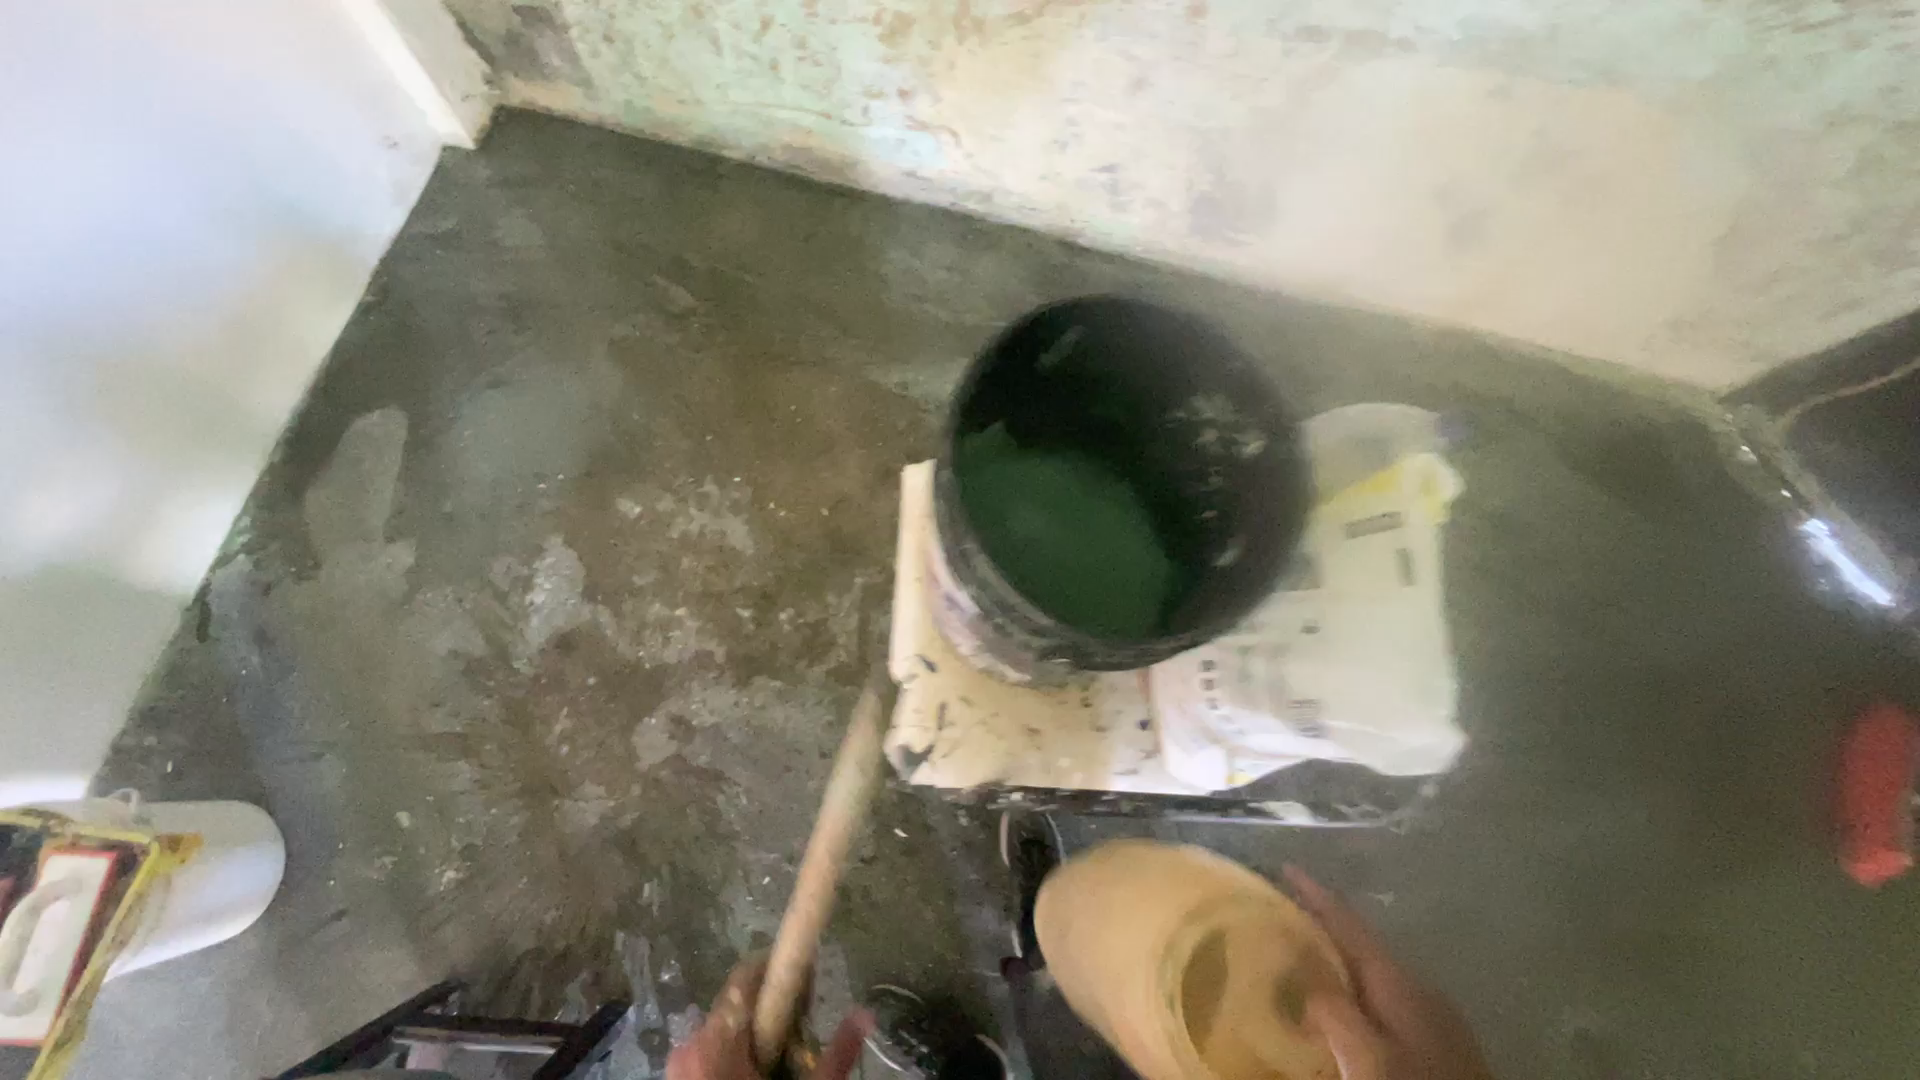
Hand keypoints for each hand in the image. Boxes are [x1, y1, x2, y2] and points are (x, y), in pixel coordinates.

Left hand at [665, 956, 873, 1079]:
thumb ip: (835, 1056)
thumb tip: (867, 1014)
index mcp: (715, 1043)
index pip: (745, 977)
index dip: (778, 966)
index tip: (809, 976)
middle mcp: (689, 1046)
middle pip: (738, 1003)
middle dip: (774, 1005)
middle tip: (805, 1021)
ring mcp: (677, 1068)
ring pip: (726, 1028)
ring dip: (757, 1030)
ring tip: (786, 1052)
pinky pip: (711, 1052)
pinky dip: (737, 1052)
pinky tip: (760, 1072)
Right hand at [1285, 866, 1493, 1079]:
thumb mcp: (1368, 1059)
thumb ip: (1333, 1011)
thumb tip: (1304, 975)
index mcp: (1398, 981)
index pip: (1349, 923)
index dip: (1315, 894)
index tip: (1286, 867)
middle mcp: (1418, 988)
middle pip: (1361, 944)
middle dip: (1322, 926)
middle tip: (1280, 917)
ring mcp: (1434, 1016)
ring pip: (1374, 974)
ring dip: (1338, 959)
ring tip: (1301, 959)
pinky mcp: (1439, 1043)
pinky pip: (1385, 999)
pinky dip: (1355, 990)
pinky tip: (1343, 1007)